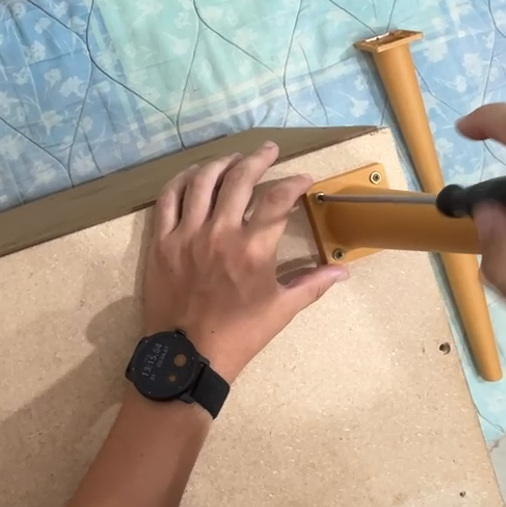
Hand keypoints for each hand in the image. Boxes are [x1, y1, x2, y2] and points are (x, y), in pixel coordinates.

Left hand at [143, 142, 349, 378]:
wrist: (188, 357)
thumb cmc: (238, 335)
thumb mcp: (281, 310)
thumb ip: (312, 285)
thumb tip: (343, 271)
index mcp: (253, 249)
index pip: (278, 200)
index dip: (294, 182)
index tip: (302, 178)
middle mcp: (220, 233)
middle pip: (239, 179)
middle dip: (258, 158)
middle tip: (268, 149)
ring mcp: (186, 235)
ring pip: (202, 182)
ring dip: (220, 164)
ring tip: (232, 159)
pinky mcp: (161, 242)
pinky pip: (167, 199)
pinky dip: (181, 181)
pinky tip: (192, 174)